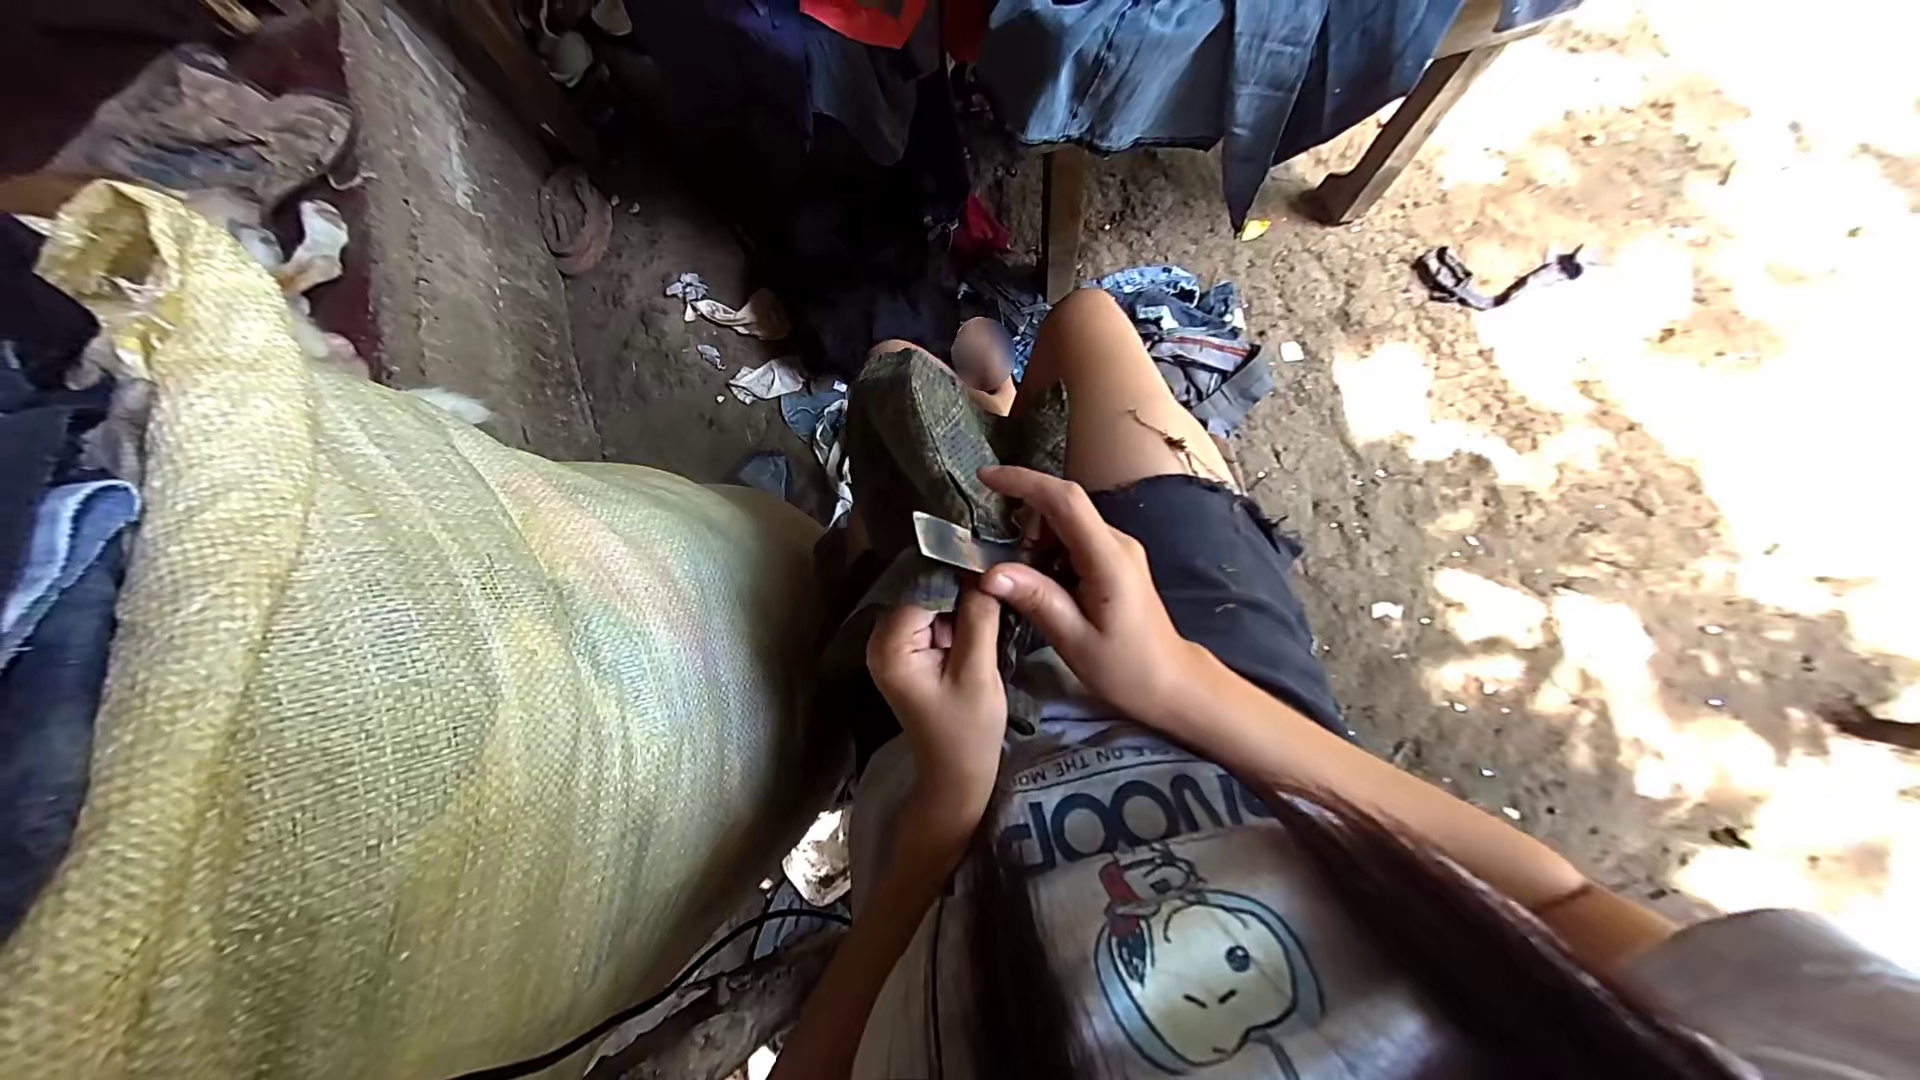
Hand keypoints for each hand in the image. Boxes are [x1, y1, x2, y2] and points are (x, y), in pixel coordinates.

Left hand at [865, 587, 1007, 831]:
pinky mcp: (908, 650)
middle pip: (922, 590)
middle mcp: (881, 640)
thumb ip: (979, 617)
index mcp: (890, 647)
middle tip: (997, 568)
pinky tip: (982, 607)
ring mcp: (893, 645)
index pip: (921, 587)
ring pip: (929, 600)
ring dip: (959, 595)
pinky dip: (956, 611)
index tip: (990, 558)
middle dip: (958, 581)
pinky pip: (932, 616)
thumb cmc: (967, 732)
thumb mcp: (978, 672)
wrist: (957, 773)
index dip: (955, 571)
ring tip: (994, 585)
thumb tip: (985, 570)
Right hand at [976, 465, 1205, 721]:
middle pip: (1061, 507)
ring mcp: (1118, 548)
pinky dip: (1047, 552)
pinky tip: (1044, 586)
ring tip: (1026, 584)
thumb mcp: (1075, 641)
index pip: (1065, 502)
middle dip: (1023, 523)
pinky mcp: (1114, 558)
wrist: (1171, 682)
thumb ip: (1036, 600)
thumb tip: (990, 573)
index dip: (1024, 482)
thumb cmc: (1126, 669)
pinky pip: (1072, 538)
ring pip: (1064, 522)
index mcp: (1108, 560)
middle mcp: (1116, 542)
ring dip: (1034, 541)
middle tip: (1006, 567)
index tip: (985, 478)